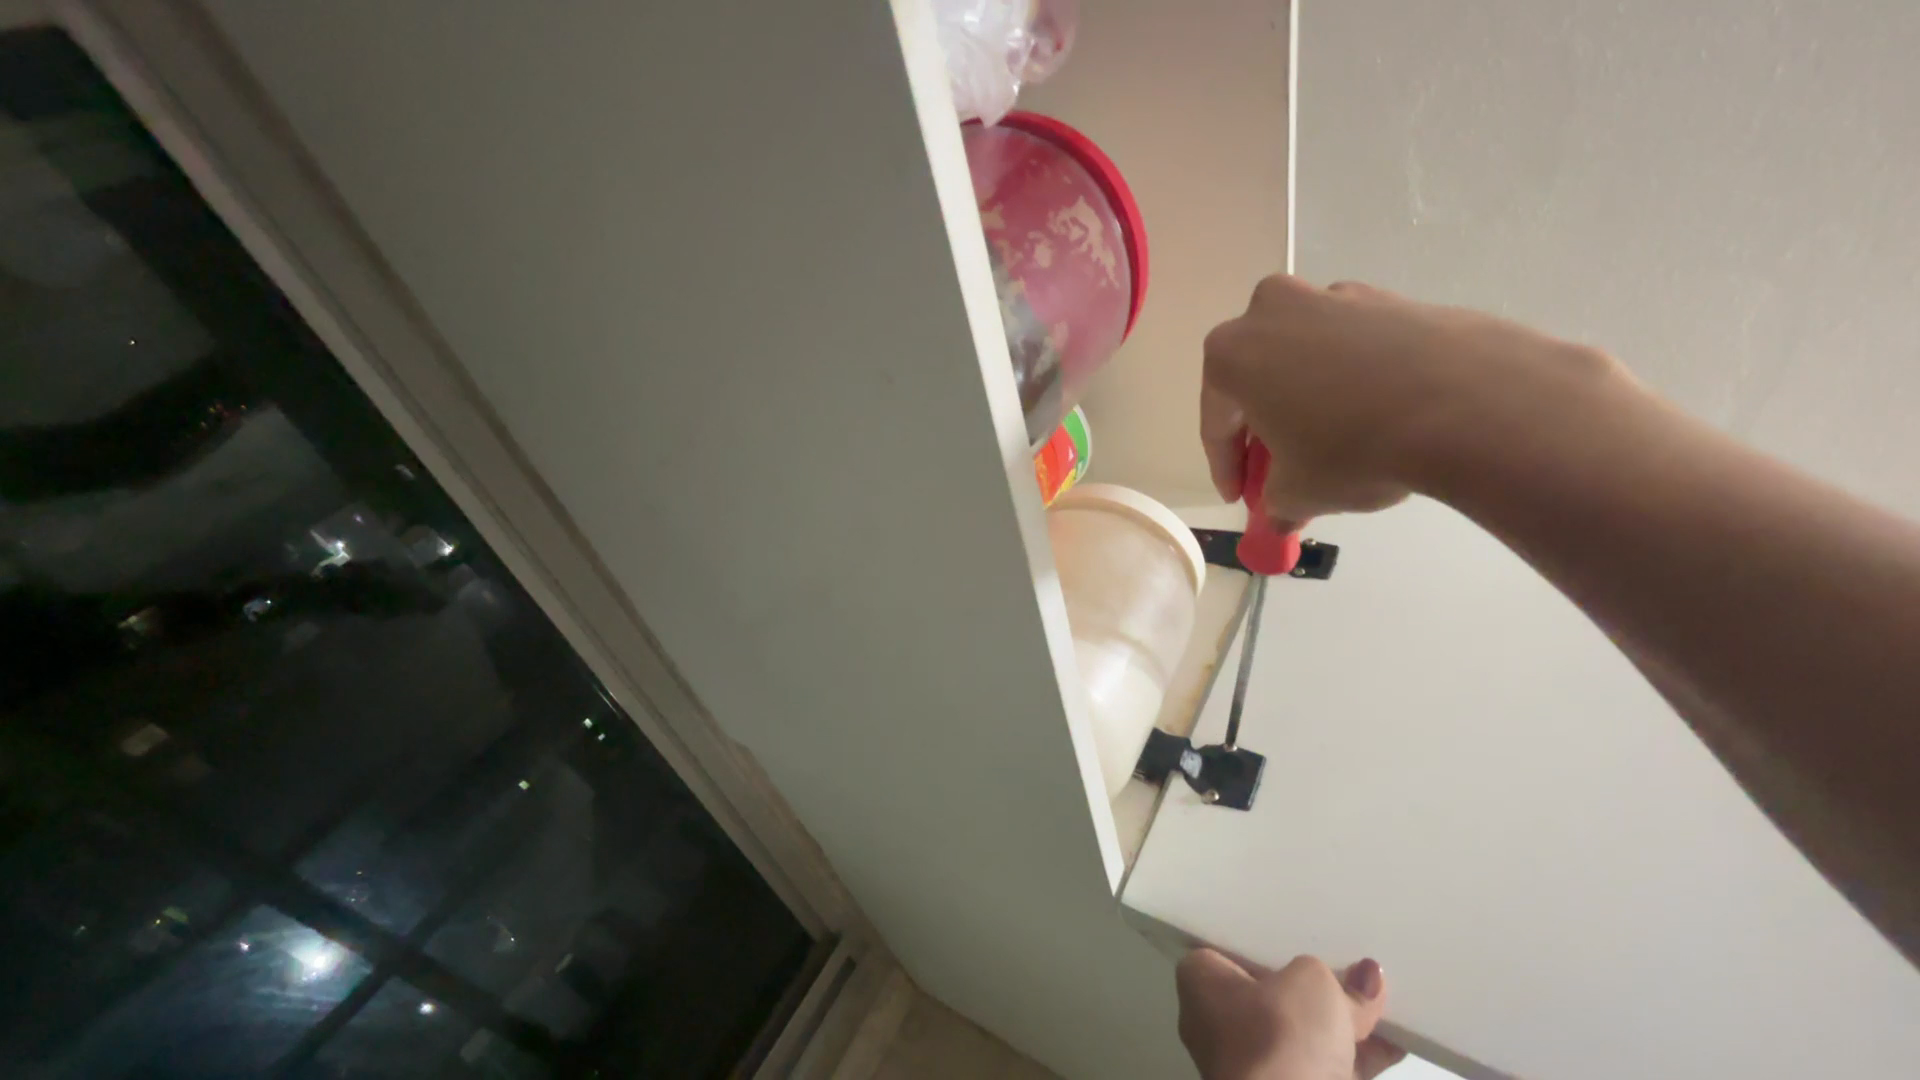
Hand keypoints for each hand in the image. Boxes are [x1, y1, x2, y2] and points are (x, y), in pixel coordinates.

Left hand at [1176, 950, 1405, 1079]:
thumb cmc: (1280, 1038)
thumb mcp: (1313, 985)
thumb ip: (1339, 980)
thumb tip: (1367, 978)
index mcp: (1201, 983)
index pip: (1228, 951)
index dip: (1264, 946)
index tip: (1296, 939)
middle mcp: (1214, 1024)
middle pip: (1270, 995)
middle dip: (1312, 989)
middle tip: (1350, 970)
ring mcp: (1249, 1069)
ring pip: (1301, 1036)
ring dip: (1341, 1025)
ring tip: (1386, 1002)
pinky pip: (1324, 1070)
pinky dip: (1355, 1059)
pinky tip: (1397, 1045)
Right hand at [1200, 275, 1612, 525]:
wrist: (1466, 402)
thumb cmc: (1352, 448)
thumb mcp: (1299, 492)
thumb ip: (1277, 502)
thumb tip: (1283, 513)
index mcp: (1230, 354)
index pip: (1216, 422)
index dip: (1225, 467)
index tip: (1239, 498)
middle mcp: (1272, 312)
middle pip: (1256, 379)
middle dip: (1264, 427)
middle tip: (1279, 469)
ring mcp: (1333, 297)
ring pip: (1305, 359)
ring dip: (1308, 400)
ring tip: (1332, 444)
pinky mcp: (1388, 299)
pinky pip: (1352, 349)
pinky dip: (1353, 382)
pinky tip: (1375, 418)